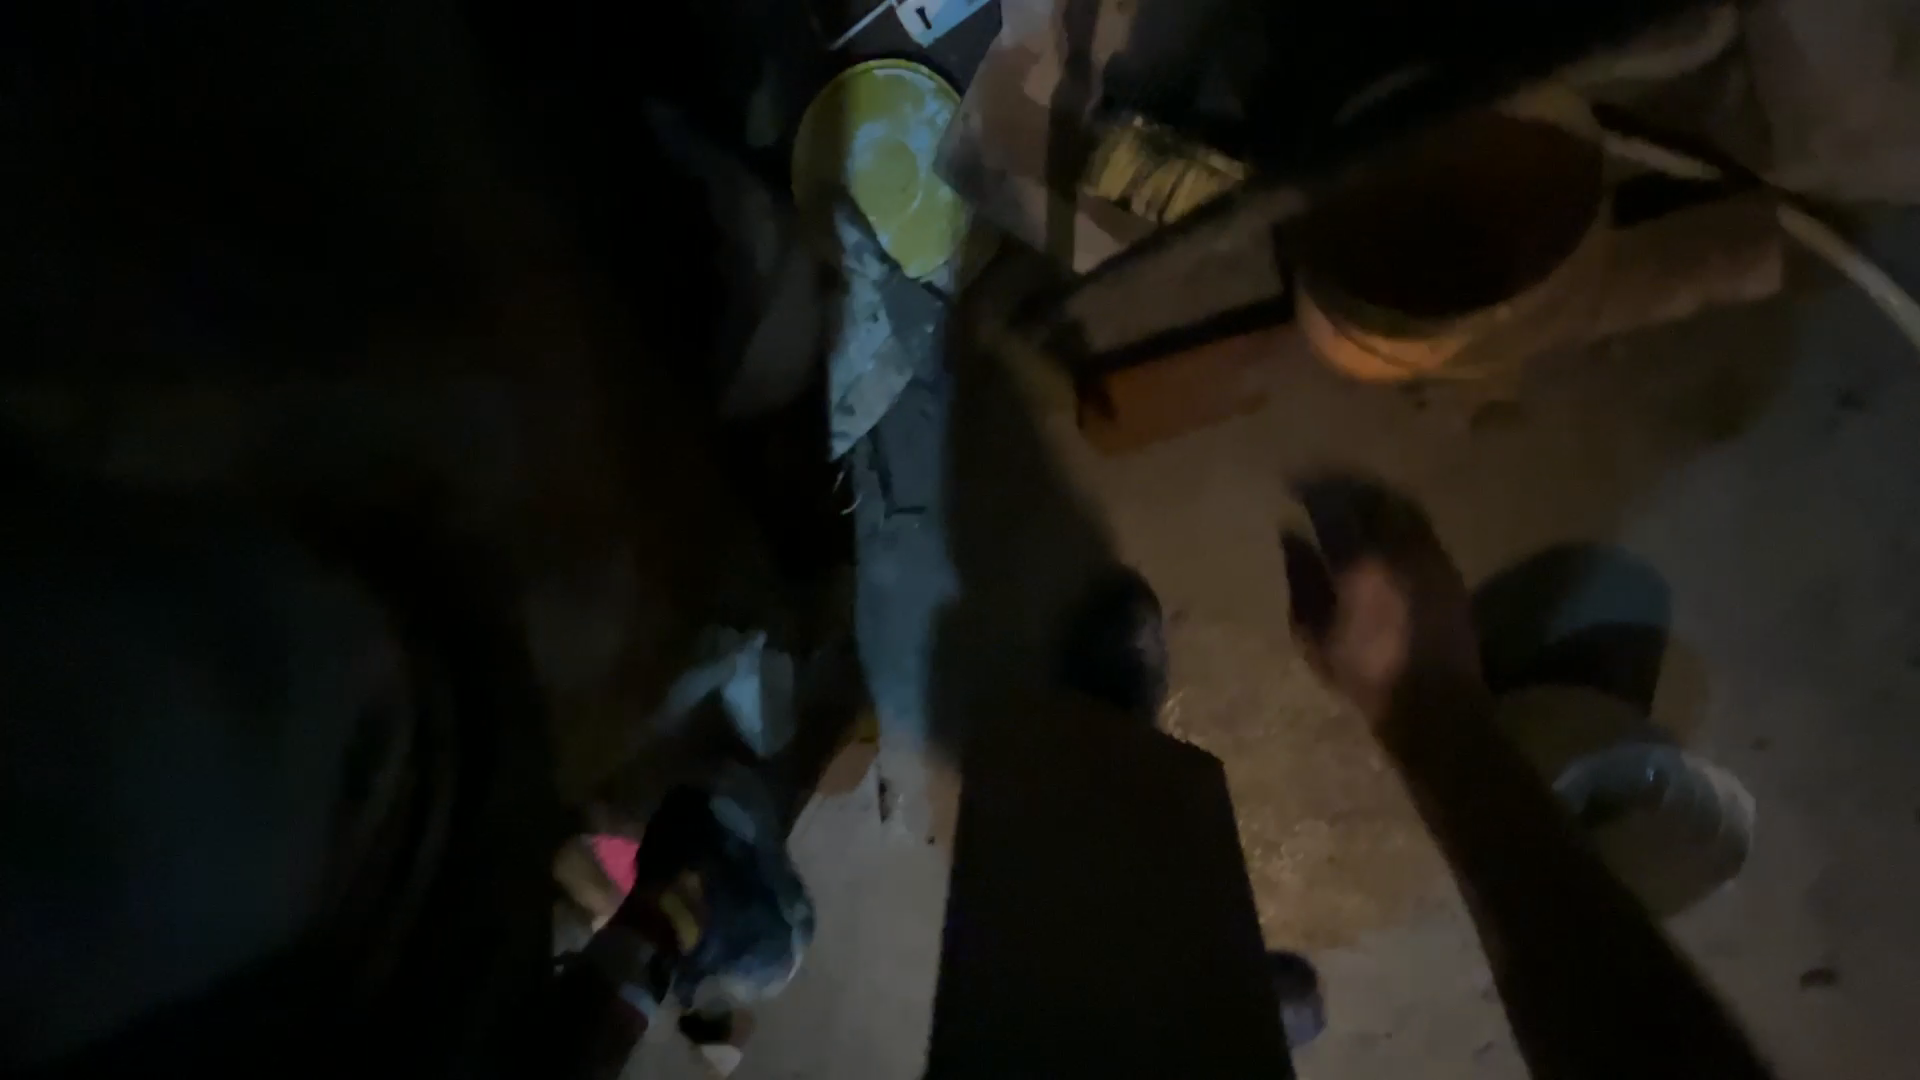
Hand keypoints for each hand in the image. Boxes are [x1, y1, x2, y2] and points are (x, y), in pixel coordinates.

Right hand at [1282, 475, 1480, 726]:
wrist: (1433, 704)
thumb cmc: (1361, 672)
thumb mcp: (1311, 633)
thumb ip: (1300, 577)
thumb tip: (1291, 536)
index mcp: (1359, 563)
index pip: (1332, 508)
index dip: (1310, 490)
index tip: (1293, 484)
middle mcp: (1399, 549)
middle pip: (1372, 498)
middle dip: (1345, 486)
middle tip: (1323, 484)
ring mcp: (1430, 557)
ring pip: (1402, 507)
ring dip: (1375, 498)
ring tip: (1354, 499)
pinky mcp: (1450, 570)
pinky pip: (1420, 527)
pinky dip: (1398, 517)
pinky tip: (1385, 527)